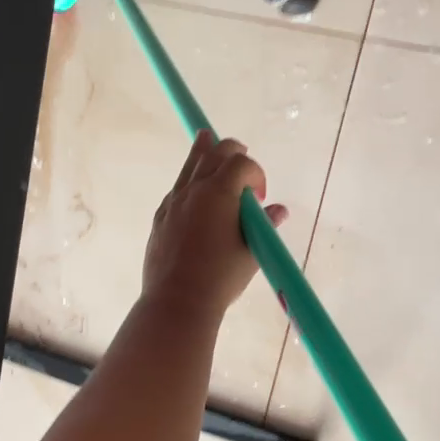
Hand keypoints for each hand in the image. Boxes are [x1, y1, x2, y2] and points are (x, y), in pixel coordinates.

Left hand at [142, 131, 287, 316]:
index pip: (242, 162)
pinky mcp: (161, 216)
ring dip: (205, 153)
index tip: (259, 198)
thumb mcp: (251, 251)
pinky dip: (191, 181)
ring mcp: (174, 201)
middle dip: (234, 153)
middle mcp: (194, 189)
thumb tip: (278, 211)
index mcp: (219, 192)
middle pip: (215, 151)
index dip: (256, 174)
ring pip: (191, 163)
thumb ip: (264, 226)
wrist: (178, 300)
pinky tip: (196, 193)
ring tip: (208, 139)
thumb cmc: (221, 277)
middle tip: (243, 169)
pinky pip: (178, 187)